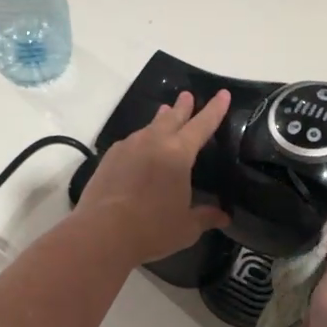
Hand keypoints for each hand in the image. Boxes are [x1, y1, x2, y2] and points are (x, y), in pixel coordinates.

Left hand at [74, 89, 230, 266]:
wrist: (103, 233)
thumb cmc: (152, 229)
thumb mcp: (186, 227)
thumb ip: (206, 217)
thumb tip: (224, 217)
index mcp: (178, 154)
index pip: (202, 126)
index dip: (214, 110)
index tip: (223, 94)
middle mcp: (153, 142)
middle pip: (171, 118)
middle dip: (183, 107)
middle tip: (187, 96)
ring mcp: (128, 148)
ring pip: (149, 127)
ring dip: (160, 120)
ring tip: (164, 114)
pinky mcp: (109, 158)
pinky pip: (131, 142)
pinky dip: (141, 140)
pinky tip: (139, 148)